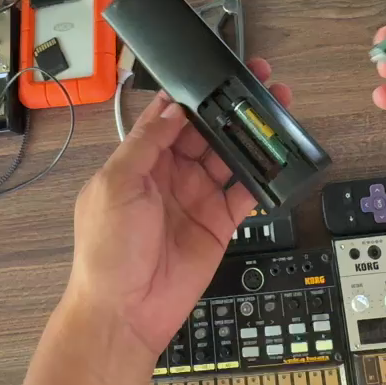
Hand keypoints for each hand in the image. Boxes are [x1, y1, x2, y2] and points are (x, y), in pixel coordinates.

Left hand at [62, 60, 288, 358]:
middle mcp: (172, 173)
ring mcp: (198, 196)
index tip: (217, 71)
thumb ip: (145, 144)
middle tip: (258, 84)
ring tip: (276, 112)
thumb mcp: (115, 186)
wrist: (124, 313)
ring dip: (252, 135)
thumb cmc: (106, 250)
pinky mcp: (219, 222)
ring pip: (230, 155)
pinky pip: (245, 193)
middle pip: (207, 130)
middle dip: (231, 107)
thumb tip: (173, 110)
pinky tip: (278, 157)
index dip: (193, 94)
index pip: (171, 117)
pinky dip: (263, 176)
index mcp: (141, 160)